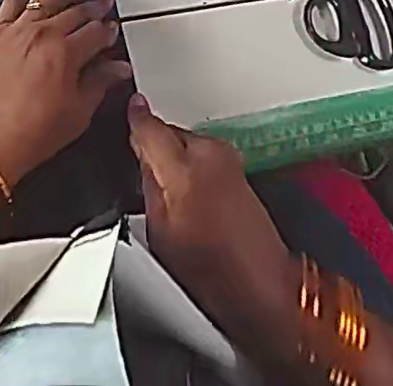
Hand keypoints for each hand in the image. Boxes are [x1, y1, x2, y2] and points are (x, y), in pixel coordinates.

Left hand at [0, 0, 131, 184]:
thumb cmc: (30, 133)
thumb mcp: (79, 113)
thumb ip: (100, 82)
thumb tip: (116, 69)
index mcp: (66, 52)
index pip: (97, 30)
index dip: (109, 29)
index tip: (112, 31)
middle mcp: (42, 34)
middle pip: (77, 9)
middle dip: (95, 6)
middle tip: (102, 5)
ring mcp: (17, 30)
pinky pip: (12, 3)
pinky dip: (25, 1)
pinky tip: (32, 7)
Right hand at [127, 94, 294, 341]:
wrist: (263, 283)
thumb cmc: (214, 270)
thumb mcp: (159, 231)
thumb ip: (146, 181)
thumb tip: (140, 154)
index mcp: (184, 170)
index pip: (150, 126)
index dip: (135, 117)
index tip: (130, 109)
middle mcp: (209, 153)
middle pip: (168, 131)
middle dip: (156, 147)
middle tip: (149, 178)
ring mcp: (227, 155)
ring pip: (185, 140)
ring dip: (176, 155)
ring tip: (177, 195)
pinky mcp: (238, 162)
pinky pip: (202, 150)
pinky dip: (193, 162)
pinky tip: (195, 195)